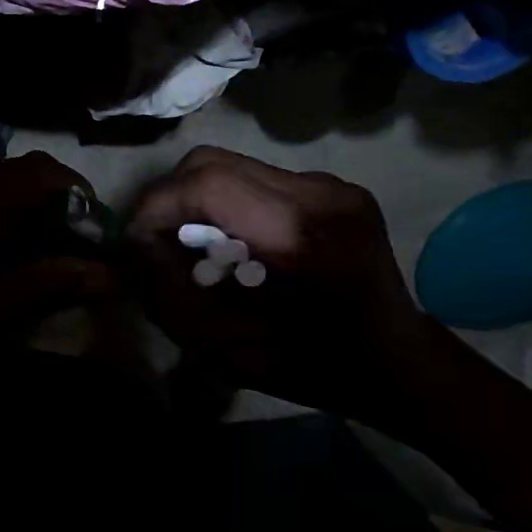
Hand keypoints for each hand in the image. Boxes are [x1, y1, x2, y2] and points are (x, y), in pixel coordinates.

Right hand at [128, 146, 433, 423]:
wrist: (399, 364)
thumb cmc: (314, 368)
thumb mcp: (226, 348)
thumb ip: (167, 291)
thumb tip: (132, 242)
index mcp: (303, 238)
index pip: (206, 185)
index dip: (155, 206)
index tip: (135, 240)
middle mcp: (320, 194)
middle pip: (210, 163)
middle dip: (168, 199)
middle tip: (157, 240)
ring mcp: (330, 184)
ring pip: (228, 164)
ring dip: (195, 198)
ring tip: (194, 241)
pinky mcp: (330, 185)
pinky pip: (253, 177)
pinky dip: (225, 202)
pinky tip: (232, 238)